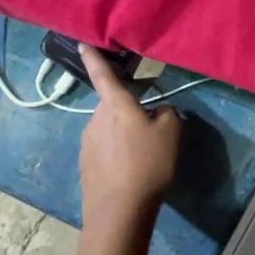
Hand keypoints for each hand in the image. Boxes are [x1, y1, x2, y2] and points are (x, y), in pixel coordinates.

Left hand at [77, 44, 181, 228]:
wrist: (119, 212)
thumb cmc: (148, 163)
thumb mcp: (172, 131)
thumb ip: (167, 112)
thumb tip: (158, 110)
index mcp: (116, 105)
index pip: (104, 75)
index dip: (95, 57)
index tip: (83, 42)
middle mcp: (96, 119)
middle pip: (113, 104)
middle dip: (129, 107)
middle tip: (152, 120)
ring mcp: (88, 142)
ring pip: (110, 125)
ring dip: (125, 129)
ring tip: (146, 148)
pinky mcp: (86, 164)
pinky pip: (106, 145)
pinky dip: (119, 149)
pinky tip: (133, 165)